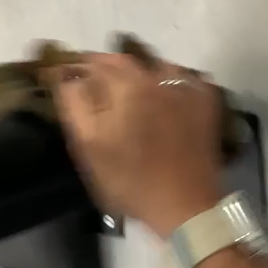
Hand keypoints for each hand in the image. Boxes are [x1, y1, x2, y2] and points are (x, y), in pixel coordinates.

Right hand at [47, 52, 224, 237]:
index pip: (94, 63)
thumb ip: (75, 104)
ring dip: (138, 71)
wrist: (185, 206)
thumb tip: (67, 77)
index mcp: (128, 85)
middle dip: (104, 65)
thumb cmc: (130, 181)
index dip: (75, 66)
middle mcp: (159, 77)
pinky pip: (184, 79)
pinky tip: (163, 94)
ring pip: (156, 65)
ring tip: (128, 85)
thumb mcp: (89, 147)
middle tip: (90, 76)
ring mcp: (187, 88)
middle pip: (125, 61)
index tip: (61, 72)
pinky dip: (170, 81)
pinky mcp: (206, 103)